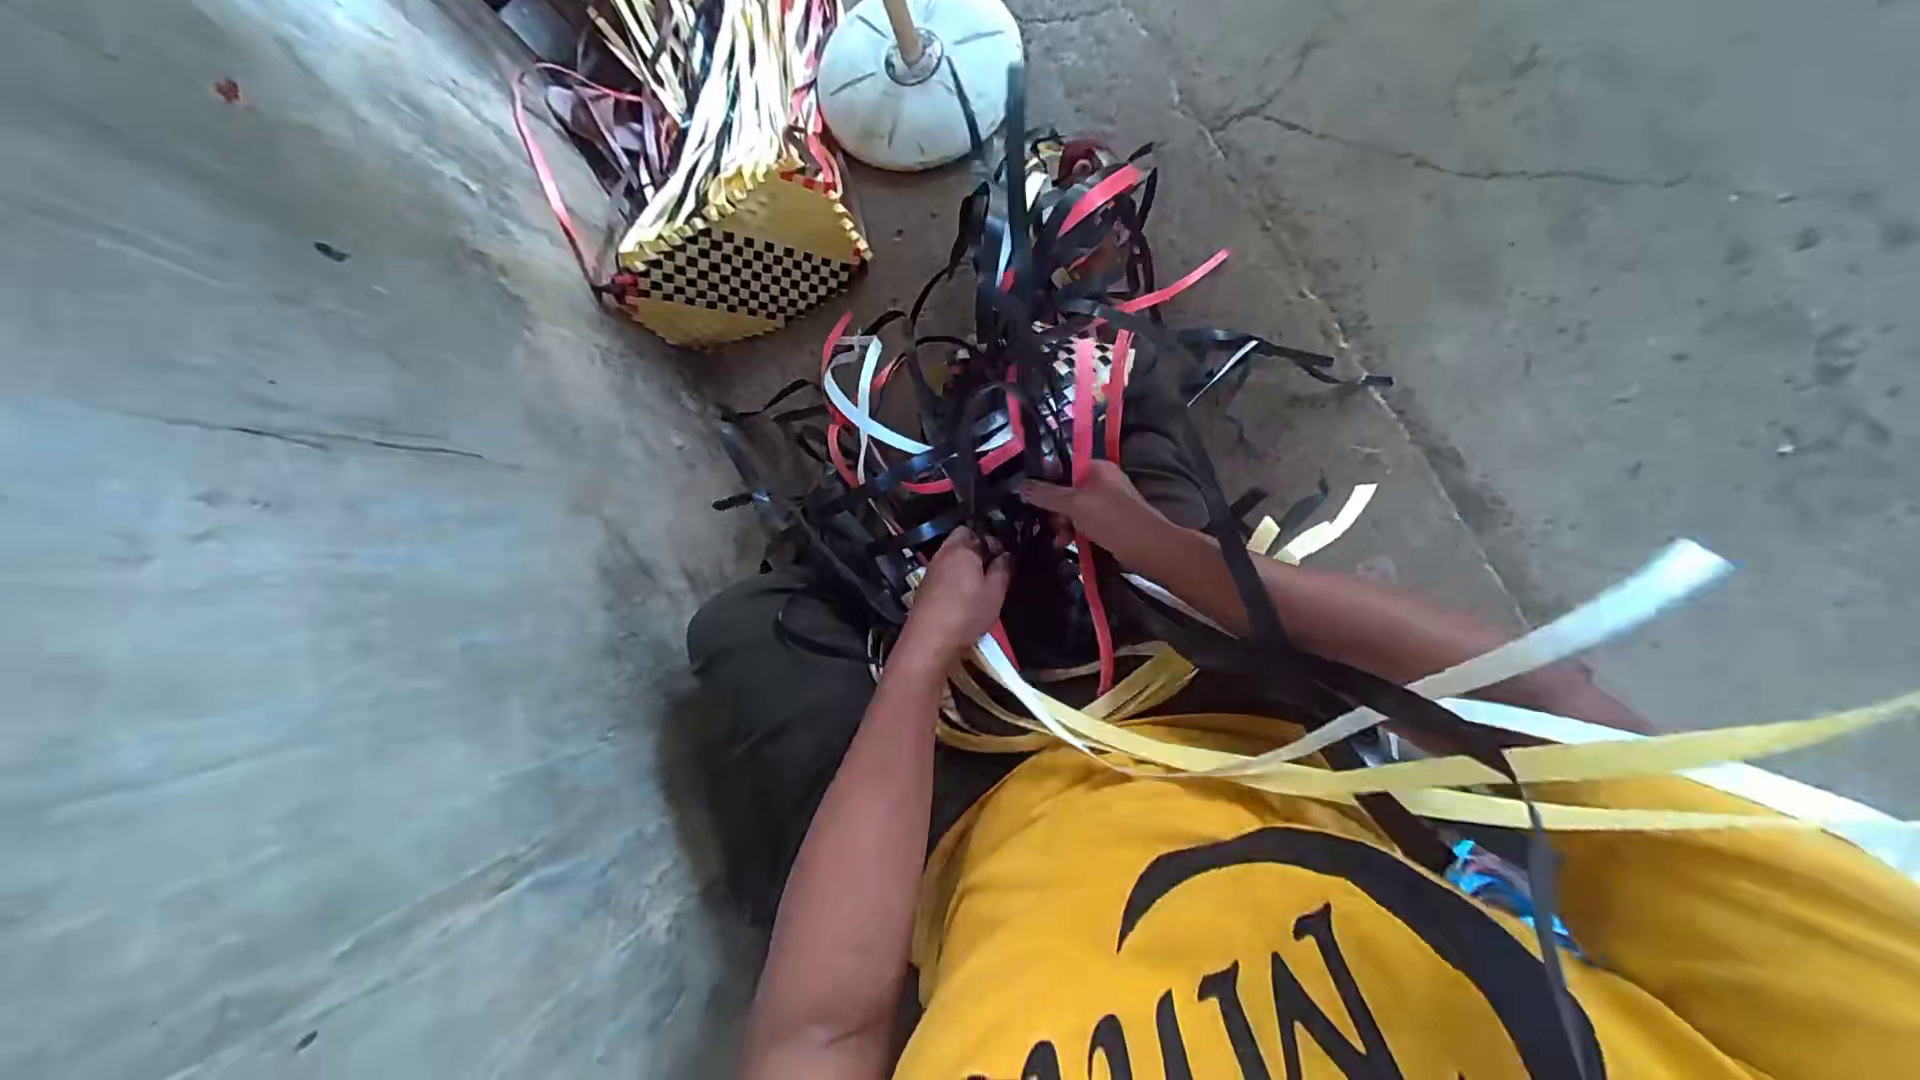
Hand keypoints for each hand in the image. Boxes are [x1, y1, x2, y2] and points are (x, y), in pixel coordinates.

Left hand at [899, 527, 1011, 660]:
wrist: (929, 639)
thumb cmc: (966, 613)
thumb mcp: (994, 593)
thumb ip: (1002, 570)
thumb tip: (1006, 555)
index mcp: (963, 549)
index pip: (982, 535)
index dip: (996, 545)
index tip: (1004, 561)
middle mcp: (944, 553)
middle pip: (961, 538)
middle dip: (976, 547)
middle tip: (989, 567)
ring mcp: (931, 568)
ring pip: (950, 554)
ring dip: (963, 562)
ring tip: (977, 583)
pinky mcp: (924, 585)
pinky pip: (943, 570)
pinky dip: (952, 574)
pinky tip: (960, 594)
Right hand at [1014, 460, 1175, 563]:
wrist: (1150, 548)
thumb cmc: (1113, 520)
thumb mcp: (1074, 504)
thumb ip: (1046, 494)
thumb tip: (1019, 486)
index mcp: (1097, 468)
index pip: (1062, 467)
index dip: (1045, 482)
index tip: (1031, 499)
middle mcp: (1102, 481)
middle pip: (1065, 490)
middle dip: (1054, 510)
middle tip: (1053, 526)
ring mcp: (1107, 503)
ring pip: (1073, 510)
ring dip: (1063, 524)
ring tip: (1061, 540)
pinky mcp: (1110, 523)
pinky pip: (1084, 523)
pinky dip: (1075, 532)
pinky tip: (1069, 544)